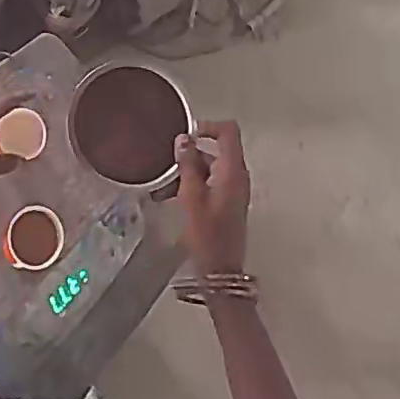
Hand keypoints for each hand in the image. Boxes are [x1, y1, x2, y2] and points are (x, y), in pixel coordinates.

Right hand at [176, 120, 249, 272]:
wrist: (220, 272)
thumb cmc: (206, 233)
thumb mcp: (191, 197)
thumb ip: (187, 164)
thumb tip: (184, 138)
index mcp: (232, 171)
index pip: (228, 132)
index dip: (208, 126)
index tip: (186, 135)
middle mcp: (237, 176)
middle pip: (216, 150)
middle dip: (190, 154)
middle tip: (166, 165)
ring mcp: (233, 189)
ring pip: (209, 167)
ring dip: (186, 171)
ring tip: (162, 186)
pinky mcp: (226, 202)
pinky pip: (208, 182)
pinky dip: (191, 184)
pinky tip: (169, 196)